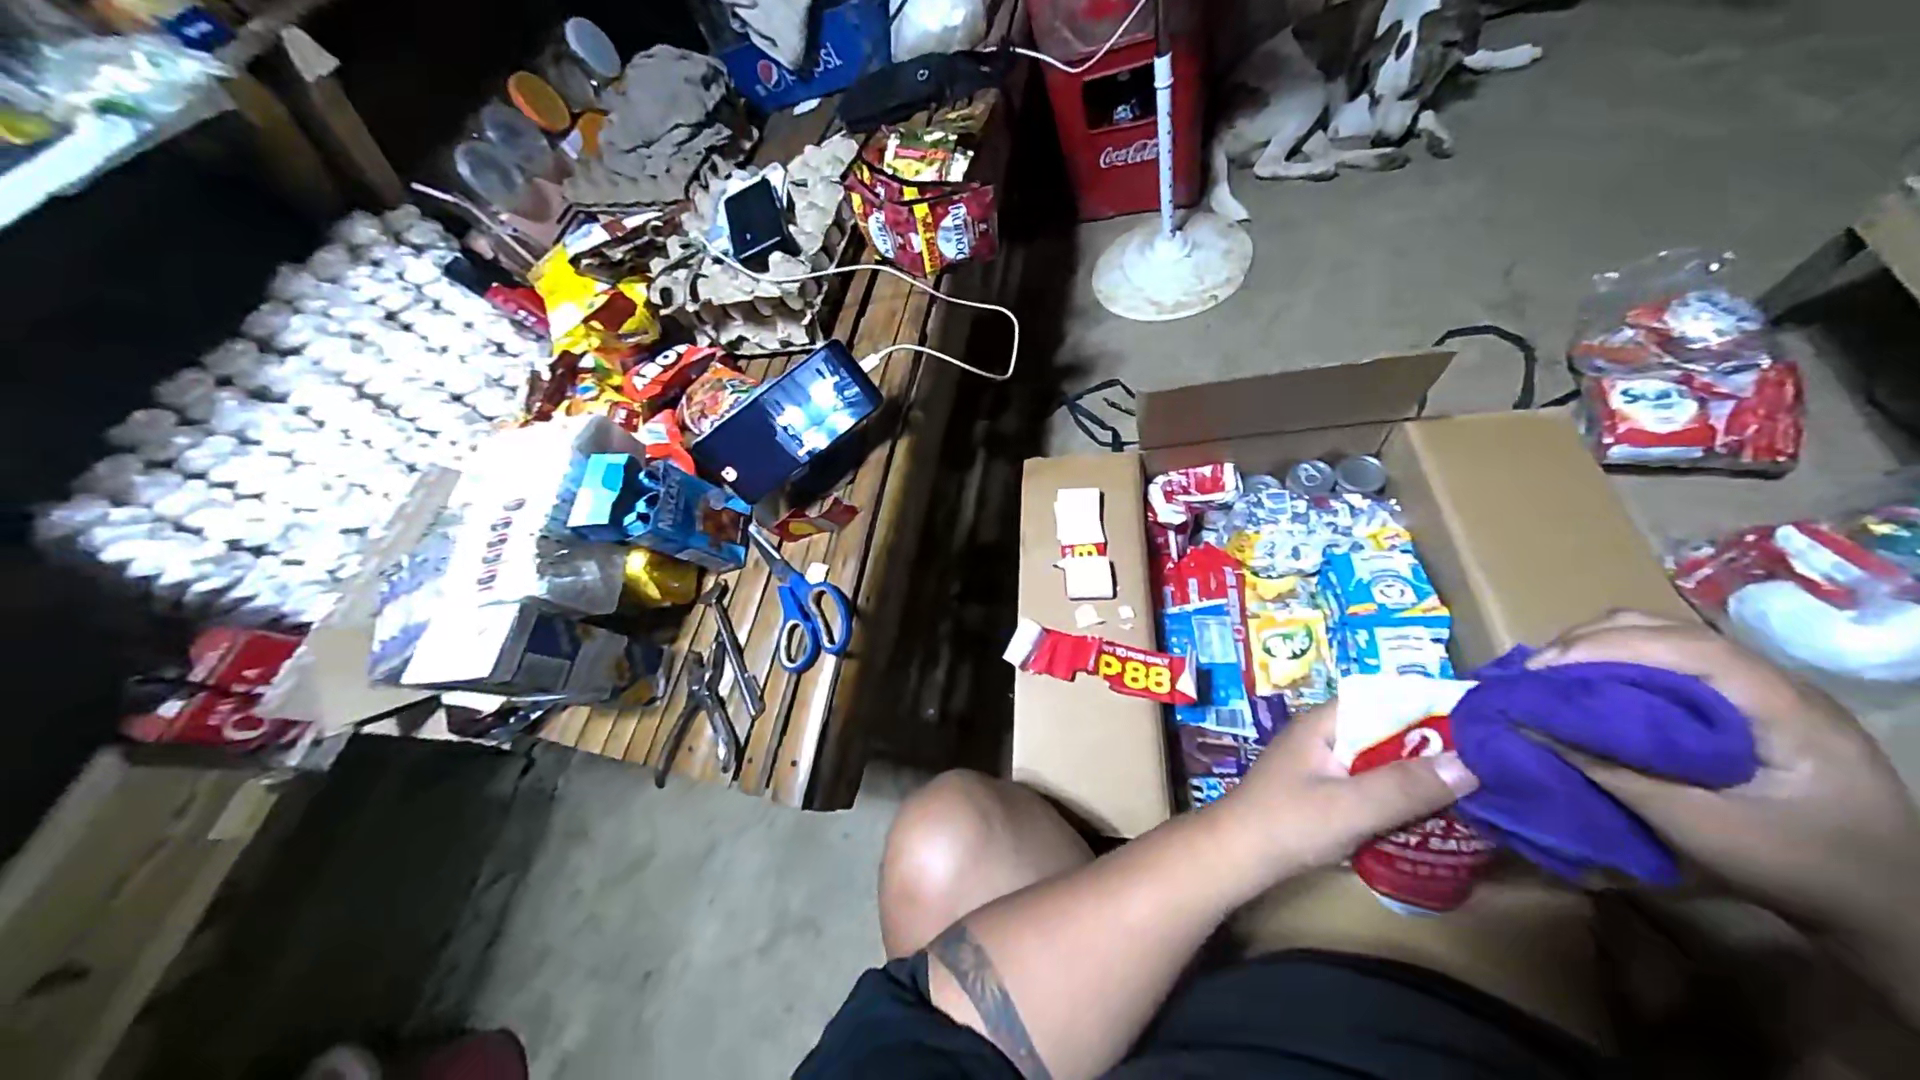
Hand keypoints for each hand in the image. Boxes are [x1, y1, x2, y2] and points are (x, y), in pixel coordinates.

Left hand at [1223, 699, 1478, 870]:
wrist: (1235, 855)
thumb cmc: (1288, 823)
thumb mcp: (1351, 805)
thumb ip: (1405, 786)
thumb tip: (1471, 762)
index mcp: (1324, 723)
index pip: (1384, 698)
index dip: (1428, 704)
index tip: (1481, 720)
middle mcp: (1324, 735)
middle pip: (1386, 729)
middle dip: (1431, 743)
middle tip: (1491, 761)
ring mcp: (1321, 764)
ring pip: (1381, 758)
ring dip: (1417, 771)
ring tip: (1474, 786)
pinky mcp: (1323, 791)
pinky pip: (1370, 782)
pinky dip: (1398, 792)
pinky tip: (1431, 811)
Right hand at [1528, 612, 1919, 959]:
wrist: (1889, 904)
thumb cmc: (1802, 868)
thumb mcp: (1704, 830)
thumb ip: (1616, 775)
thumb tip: (1532, 729)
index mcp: (1784, 707)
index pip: (1686, 646)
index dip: (1605, 647)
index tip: (1541, 671)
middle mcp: (1772, 682)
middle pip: (1665, 630)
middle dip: (1587, 642)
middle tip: (1534, 675)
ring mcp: (1759, 690)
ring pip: (1661, 640)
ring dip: (1596, 651)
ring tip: (1548, 680)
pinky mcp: (1742, 705)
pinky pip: (1667, 664)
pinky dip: (1614, 667)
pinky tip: (1586, 691)